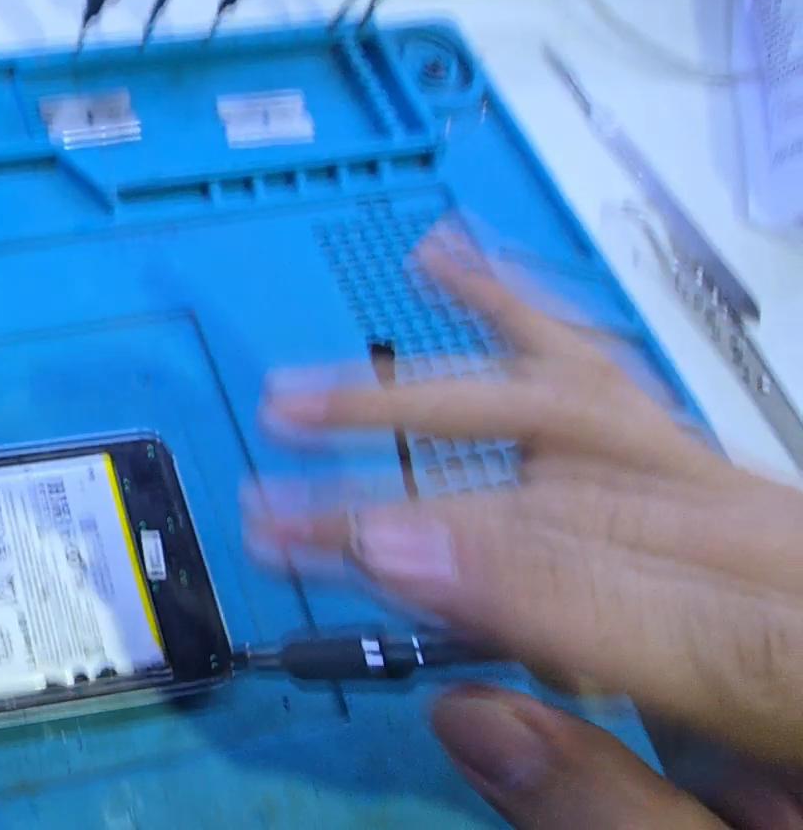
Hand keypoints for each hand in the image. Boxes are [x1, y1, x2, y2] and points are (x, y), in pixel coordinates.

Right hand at [247, 234, 802, 825]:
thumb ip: (623, 811)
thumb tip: (465, 716)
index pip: (682, 623)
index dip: (516, 581)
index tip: (372, 548)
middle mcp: (791, 555)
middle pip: (592, 504)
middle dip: (415, 502)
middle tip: (284, 506)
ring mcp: (746, 497)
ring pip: (583, 408)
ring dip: (419, 395)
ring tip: (298, 397)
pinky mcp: (699, 470)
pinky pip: (604, 377)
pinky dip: (513, 314)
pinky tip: (442, 261)